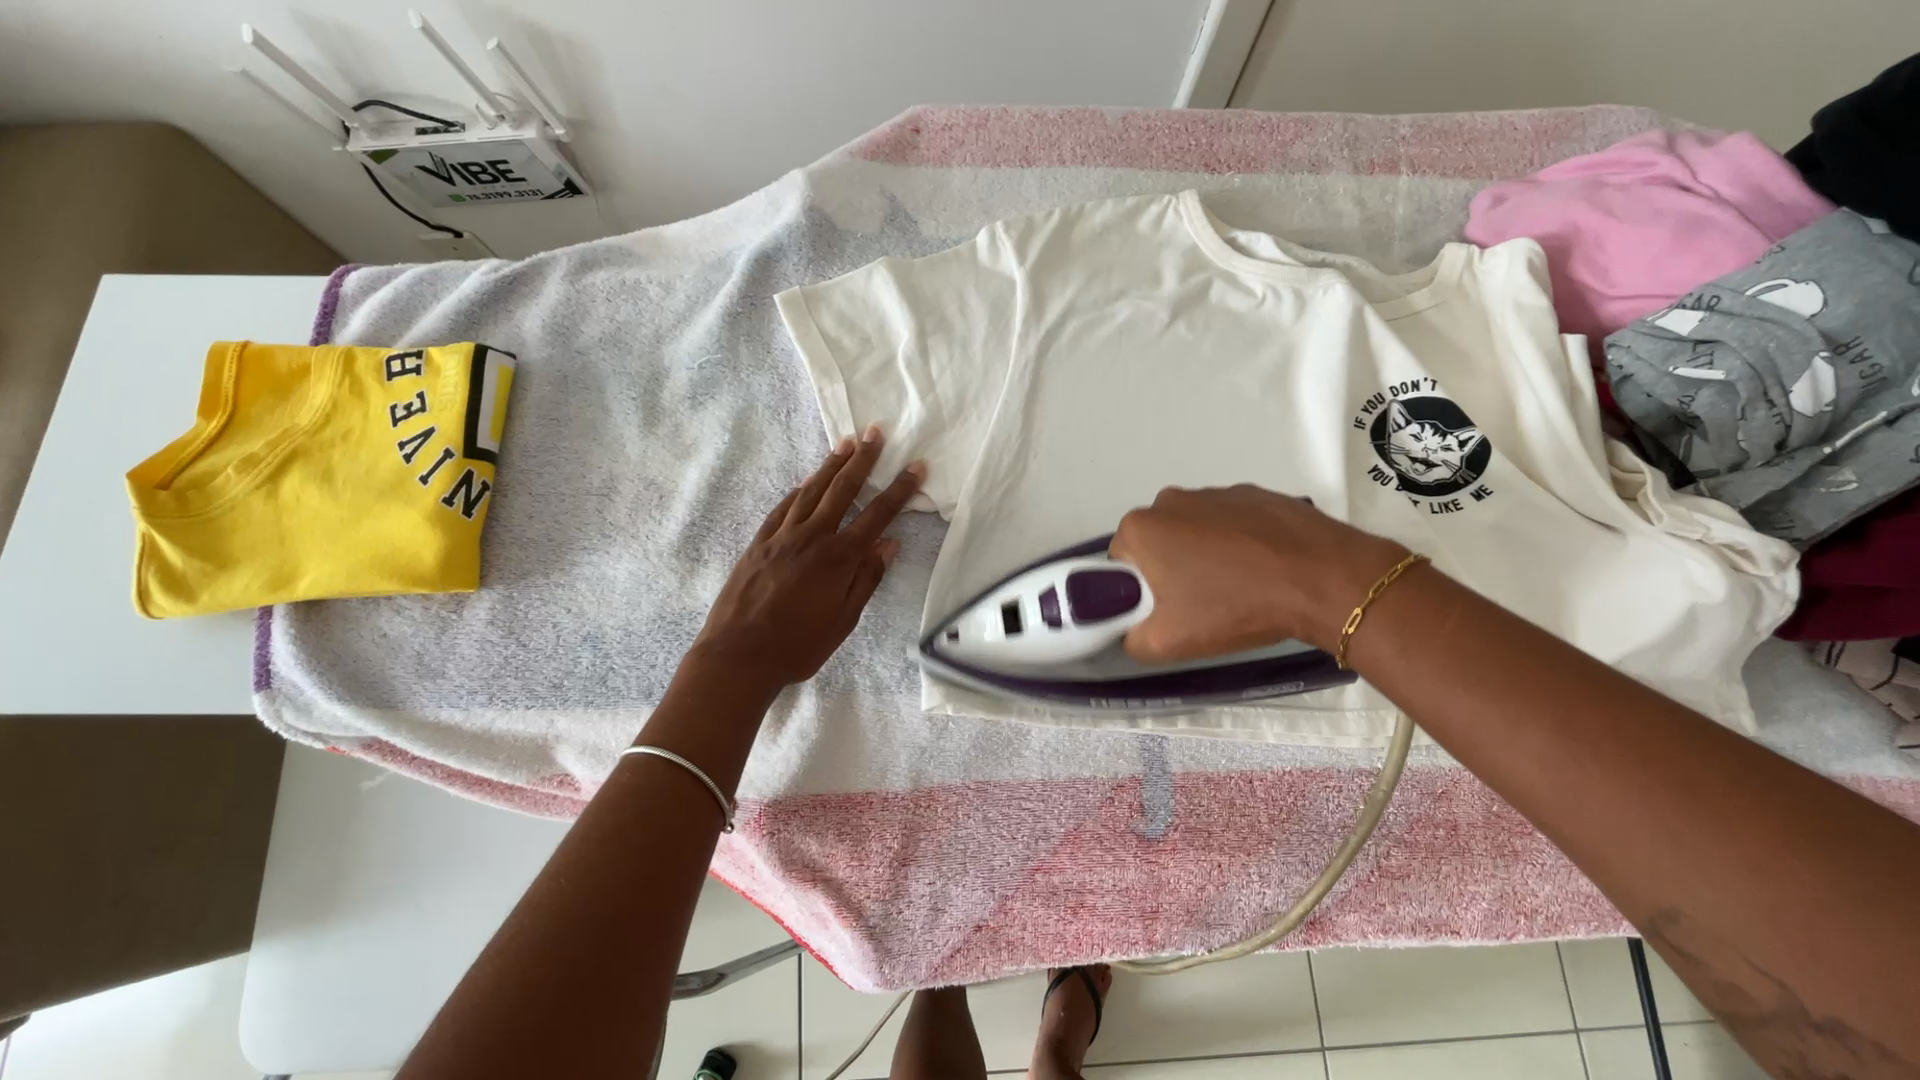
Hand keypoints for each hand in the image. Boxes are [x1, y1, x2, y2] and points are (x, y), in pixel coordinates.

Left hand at [686, 428, 923, 693]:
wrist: (738, 655)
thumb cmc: (798, 646)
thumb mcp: (843, 621)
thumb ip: (866, 579)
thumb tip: (890, 544)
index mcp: (838, 558)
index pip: (877, 516)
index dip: (899, 490)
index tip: (916, 466)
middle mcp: (812, 538)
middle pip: (843, 490)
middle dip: (863, 460)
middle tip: (875, 432)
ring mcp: (781, 537)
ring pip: (811, 491)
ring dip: (830, 465)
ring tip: (846, 444)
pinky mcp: (759, 543)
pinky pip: (783, 508)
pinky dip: (799, 491)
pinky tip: (805, 482)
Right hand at [1109, 485, 1408, 659]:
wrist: (1325, 580)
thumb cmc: (1235, 608)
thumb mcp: (1166, 643)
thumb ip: (1130, 637)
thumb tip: (1133, 627)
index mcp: (1141, 528)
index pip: (1120, 565)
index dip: (1138, 593)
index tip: (1166, 613)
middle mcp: (1170, 500)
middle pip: (1155, 544)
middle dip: (1170, 572)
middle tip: (1201, 606)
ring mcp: (1216, 492)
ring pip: (1194, 532)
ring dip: (1206, 557)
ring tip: (1239, 589)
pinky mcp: (1256, 494)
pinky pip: (1231, 524)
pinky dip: (1239, 545)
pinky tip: (1263, 570)